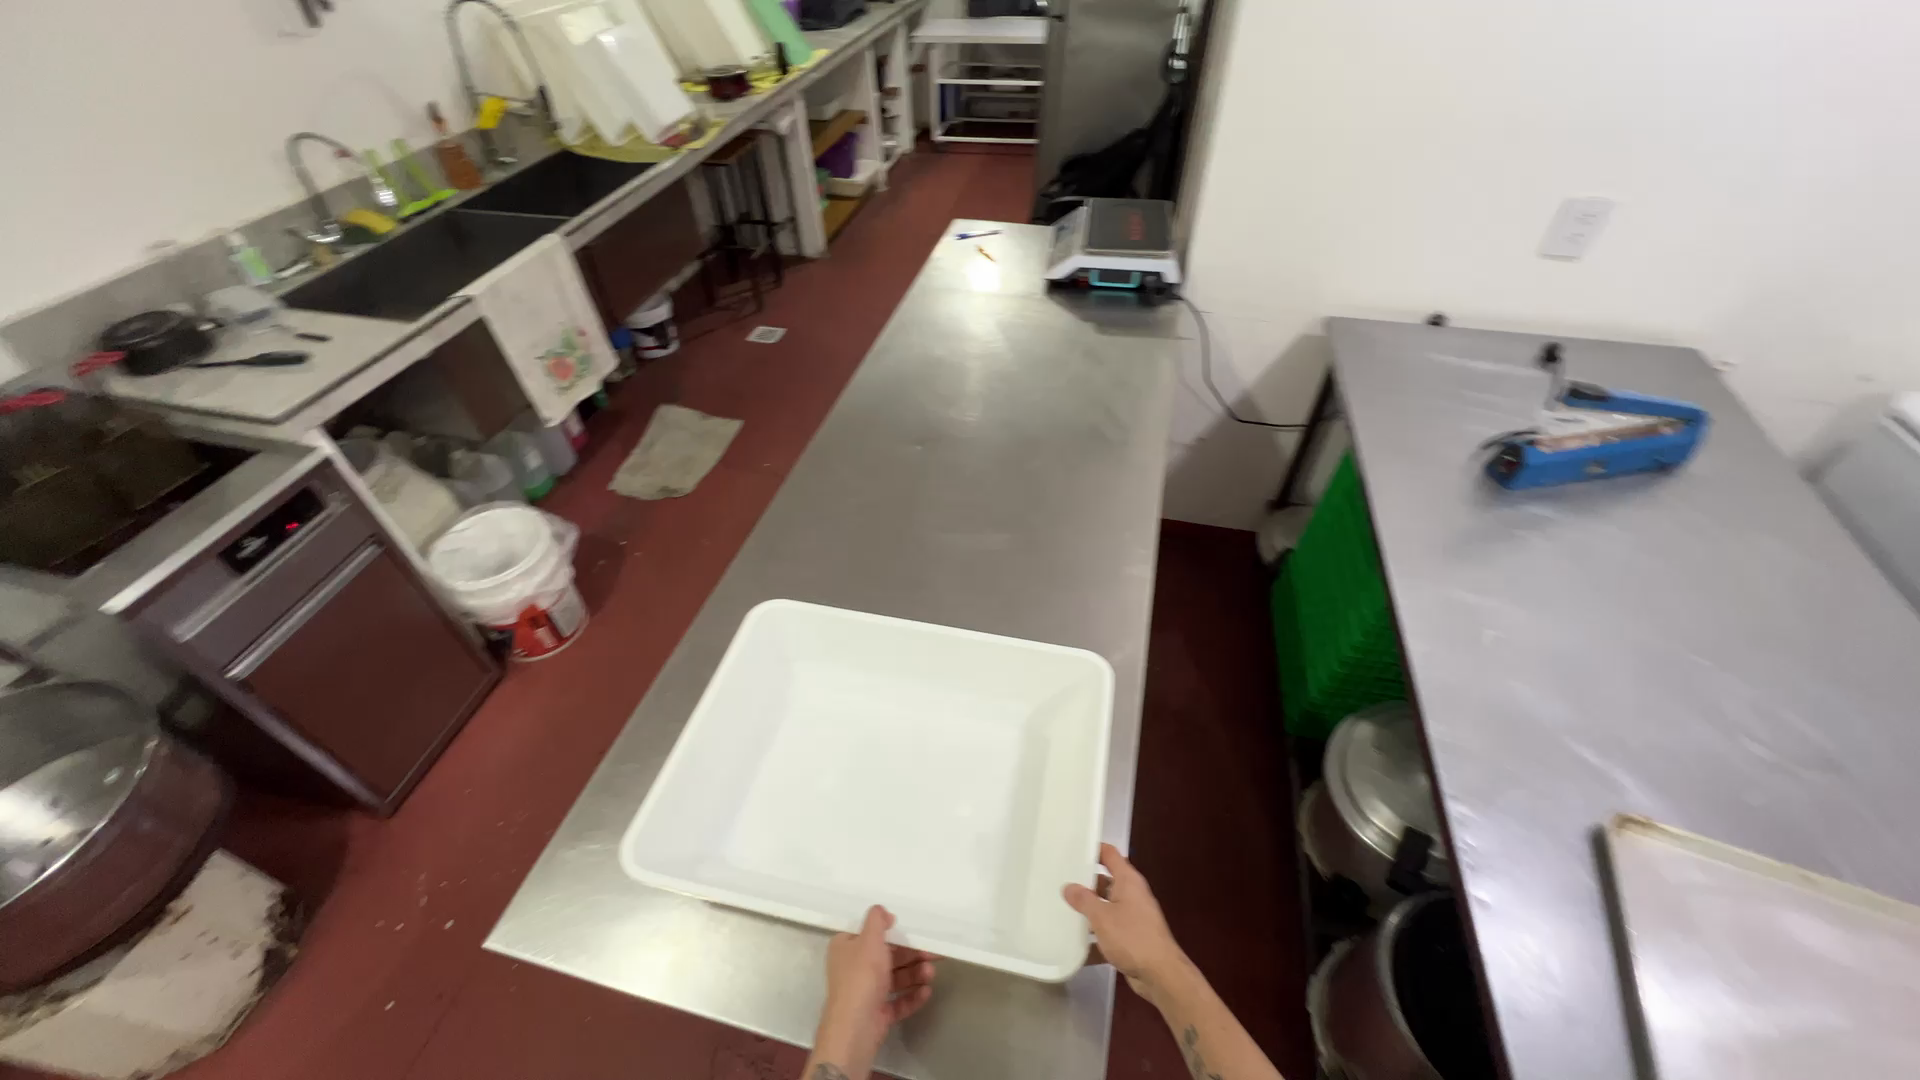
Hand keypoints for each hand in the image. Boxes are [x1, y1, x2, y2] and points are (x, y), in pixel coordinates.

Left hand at [813, 906, 935, 1079]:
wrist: (855, 1028)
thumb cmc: (861, 976)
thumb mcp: (869, 939)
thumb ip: (877, 920)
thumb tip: (883, 912)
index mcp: (846, 948)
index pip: (869, 934)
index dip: (889, 930)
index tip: (909, 927)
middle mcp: (855, 968)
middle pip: (887, 956)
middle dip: (911, 954)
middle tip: (933, 952)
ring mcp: (866, 993)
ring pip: (895, 978)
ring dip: (914, 974)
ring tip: (930, 974)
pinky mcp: (877, 1013)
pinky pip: (898, 1001)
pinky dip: (912, 996)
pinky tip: (926, 992)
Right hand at [1063, 843, 1190, 1003]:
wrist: (1161, 975)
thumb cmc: (1131, 937)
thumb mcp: (1102, 916)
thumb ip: (1083, 900)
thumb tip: (1069, 887)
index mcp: (1128, 881)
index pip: (1109, 854)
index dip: (1093, 848)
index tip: (1072, 849)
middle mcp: (1132, 895)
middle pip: (1105, 882)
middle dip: (1085, 884)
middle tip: (1060, 883)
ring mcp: (1133, 917)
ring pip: (1106, 908)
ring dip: (1089, 912)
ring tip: (1063, 912)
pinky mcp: (1132, 939)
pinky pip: (1109, 932)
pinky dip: (1096, 937)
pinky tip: (1077, 947)